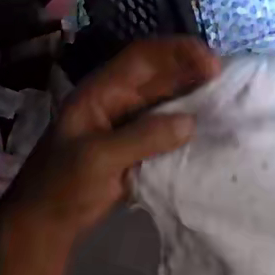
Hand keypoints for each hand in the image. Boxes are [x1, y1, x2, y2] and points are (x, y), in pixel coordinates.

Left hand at [2, 36, 219, 243]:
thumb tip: (190, 123)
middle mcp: (116, 102)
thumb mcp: (99, 157)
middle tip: (228, 79)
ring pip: (166, 104)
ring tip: (226, 100)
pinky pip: (167, 132)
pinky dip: (188, 129)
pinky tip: (209, 132)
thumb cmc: (63, 184)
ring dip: (193, 99)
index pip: (142, 59)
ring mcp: (127, 127)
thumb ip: (143, 137)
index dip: (176, 52)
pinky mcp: (137, 151)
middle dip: (191, 72)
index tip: (210, 60)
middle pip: (159, 77)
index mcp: (100, 92)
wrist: (46, 222)